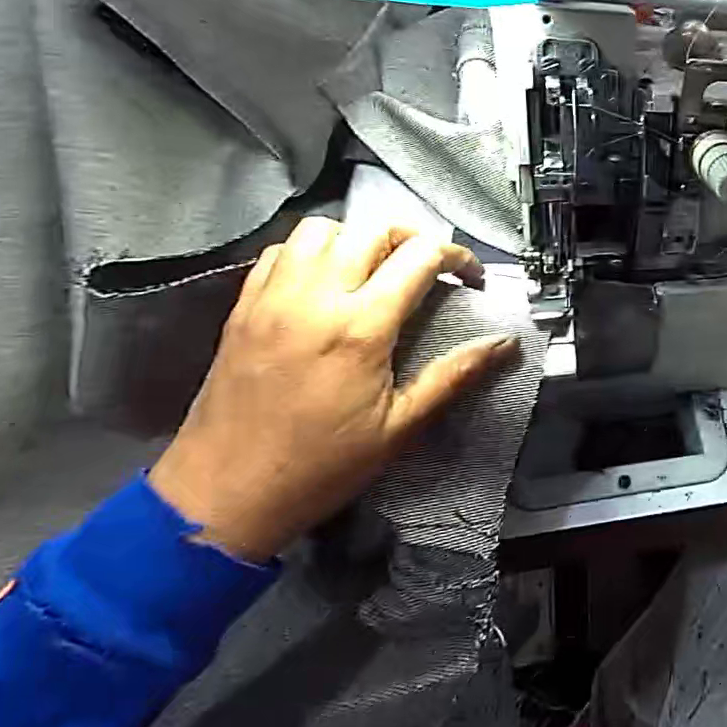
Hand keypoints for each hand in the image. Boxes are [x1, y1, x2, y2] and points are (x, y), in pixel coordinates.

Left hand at [147, 217, 518, 561]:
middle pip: (371, 230)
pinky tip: (332, 282)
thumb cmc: (322, 465)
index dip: (457, 257)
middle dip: (413, 239)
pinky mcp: (243, 310)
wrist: (219, 496)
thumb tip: (507, 344)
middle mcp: (314, 299)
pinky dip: (314, 252)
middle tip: (432, 268)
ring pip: (321, 230)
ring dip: (360, 239)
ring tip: (381, 269)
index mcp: (360, 328)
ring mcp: (271, 300)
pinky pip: (280, 252)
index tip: (472, 279)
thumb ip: (456, 374)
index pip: (419, 256)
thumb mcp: (403, 425)